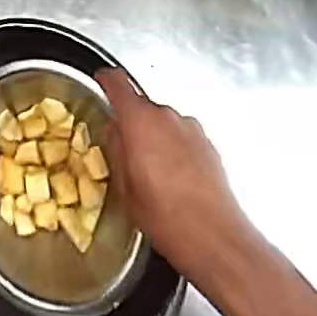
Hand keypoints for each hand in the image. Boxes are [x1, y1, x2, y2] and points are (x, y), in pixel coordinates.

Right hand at [95, 68, 257, 280]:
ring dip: (155, 138)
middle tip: (127, 153)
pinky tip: (175, 179)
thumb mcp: (125, 187)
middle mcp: (166, 116)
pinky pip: (182, 136)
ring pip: (163, 123)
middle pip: (142, 107)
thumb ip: (116, 148)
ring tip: (154, 174)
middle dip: (133, 124)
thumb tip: (115, 131)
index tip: (101, 79)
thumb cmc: (165, 216)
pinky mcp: (208, 143)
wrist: (215, 237)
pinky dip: (175, 148)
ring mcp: (190, 128)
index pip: (118, 83)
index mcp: (140, 120)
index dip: (106, 78)